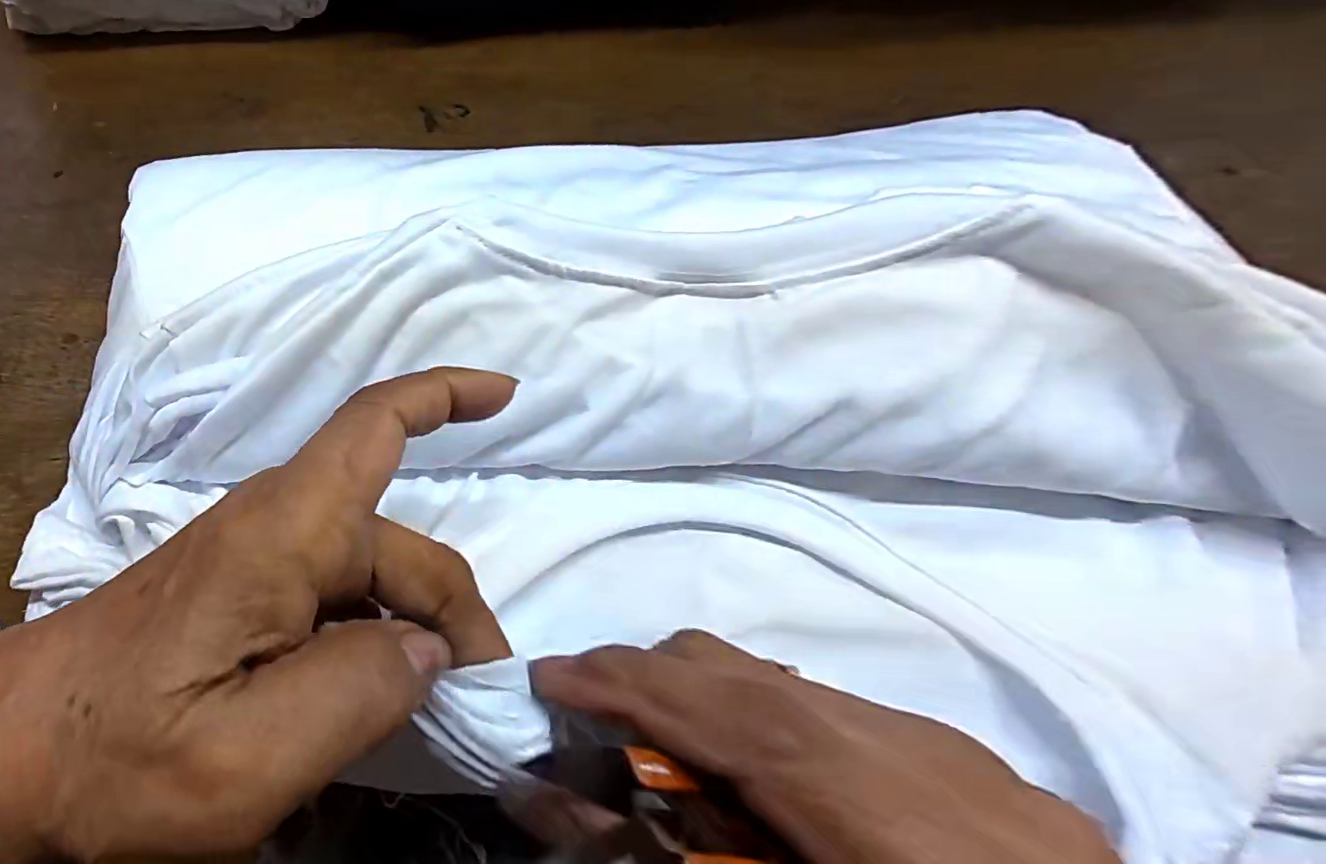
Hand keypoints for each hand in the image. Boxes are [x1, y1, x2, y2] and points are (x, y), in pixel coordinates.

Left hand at [0, 368, 517, 863]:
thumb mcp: (240, 761)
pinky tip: (378, 685)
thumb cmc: (113, 759)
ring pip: (372, 573)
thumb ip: (352, 696)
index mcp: (278, 535)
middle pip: (397, 544)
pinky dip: (377, 630)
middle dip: (451, 614)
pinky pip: (338, 593)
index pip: (371, 428)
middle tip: (475, 701)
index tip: (506, 392)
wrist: (9, 753)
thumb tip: (430, 648)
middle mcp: (276, 523)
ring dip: (415, 628)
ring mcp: (260, 552)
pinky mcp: (248, 584)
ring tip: (430, 705)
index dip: (443, 395)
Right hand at [528, 632, 1120, 863]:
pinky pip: (830, 707)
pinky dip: (761, 714)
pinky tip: (755, 767)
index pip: (717, 708)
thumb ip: (681, 851)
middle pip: (739, 671)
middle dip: (642, 672)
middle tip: (582, 702)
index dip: (623, 683)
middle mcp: (904, 750)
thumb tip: (571, 804)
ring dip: (697, 690)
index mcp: (868, 801)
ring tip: (651, 727)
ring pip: (780, 678)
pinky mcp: (970, 765)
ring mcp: (944, 751)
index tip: (546, 676)